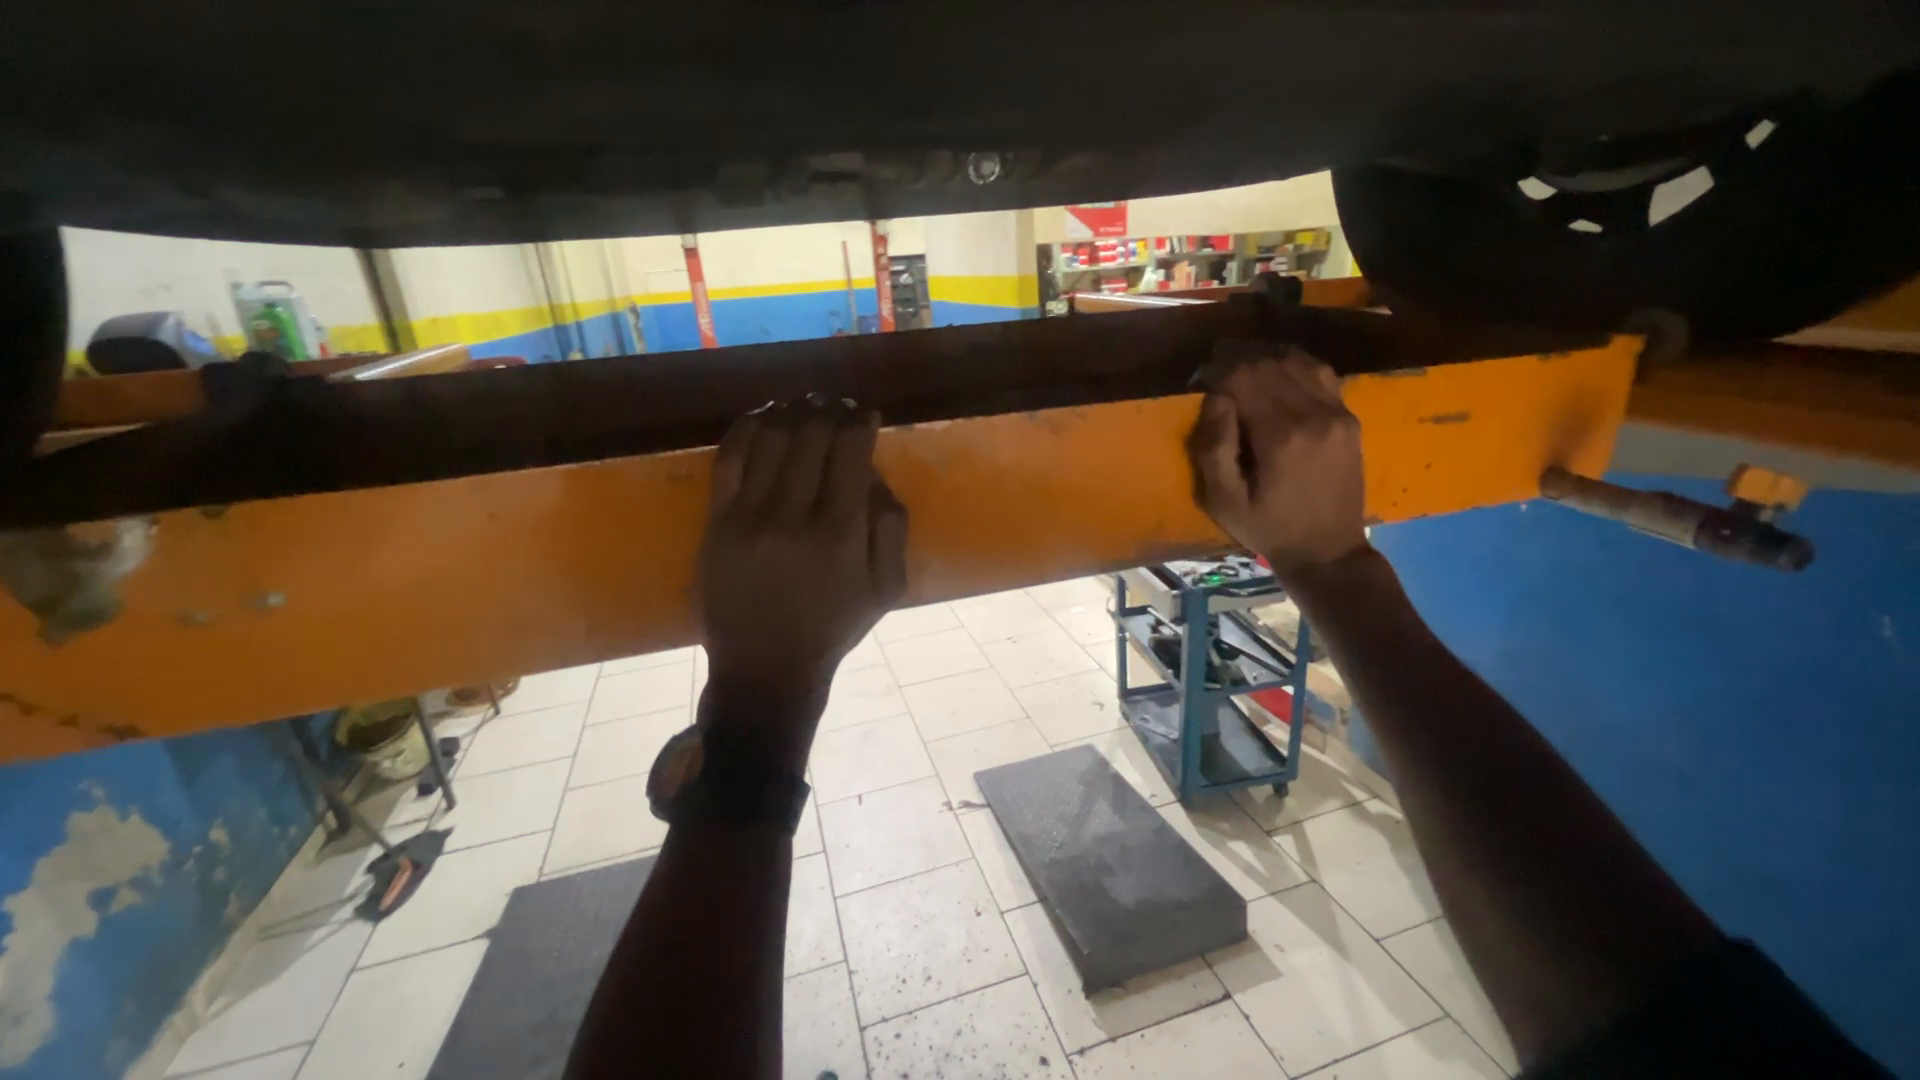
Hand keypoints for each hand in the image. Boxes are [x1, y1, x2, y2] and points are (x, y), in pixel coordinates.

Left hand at [697, 397, 908, 764]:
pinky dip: (747, 428)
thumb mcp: (886, 589)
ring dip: (790, 411)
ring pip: (771, 439)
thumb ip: (891, 528)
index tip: (865, 413)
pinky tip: (762, 416)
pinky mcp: (717, 522)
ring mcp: (749, 517)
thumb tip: (874, 473)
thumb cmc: (832, 628)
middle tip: (835, 404)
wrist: (765, 667)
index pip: (850, 451)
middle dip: (828, 410)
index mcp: (841, 533)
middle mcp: (794, 516)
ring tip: (802, 403)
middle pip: (811, 437)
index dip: (859, 422)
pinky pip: (729, 459)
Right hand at [1187, 350, 1367, 578]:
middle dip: (1237, 365)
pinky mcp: (1349, 418)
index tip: (1199, 386)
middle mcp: (1314, 415)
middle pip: (1269, 364)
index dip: (1216, 374)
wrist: (1328, 551)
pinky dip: (1294, 369)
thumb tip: (1215, 398)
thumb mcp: (1223, 501)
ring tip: (1244, 378)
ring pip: (1297, 361)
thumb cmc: (1268, 529)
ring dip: (1266, 363)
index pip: (1243, 376)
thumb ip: (1213, 447)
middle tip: (1216, 381)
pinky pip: (1321, 374)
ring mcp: (1338, 413)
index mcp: (1281, 437)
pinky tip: (1277, 381)